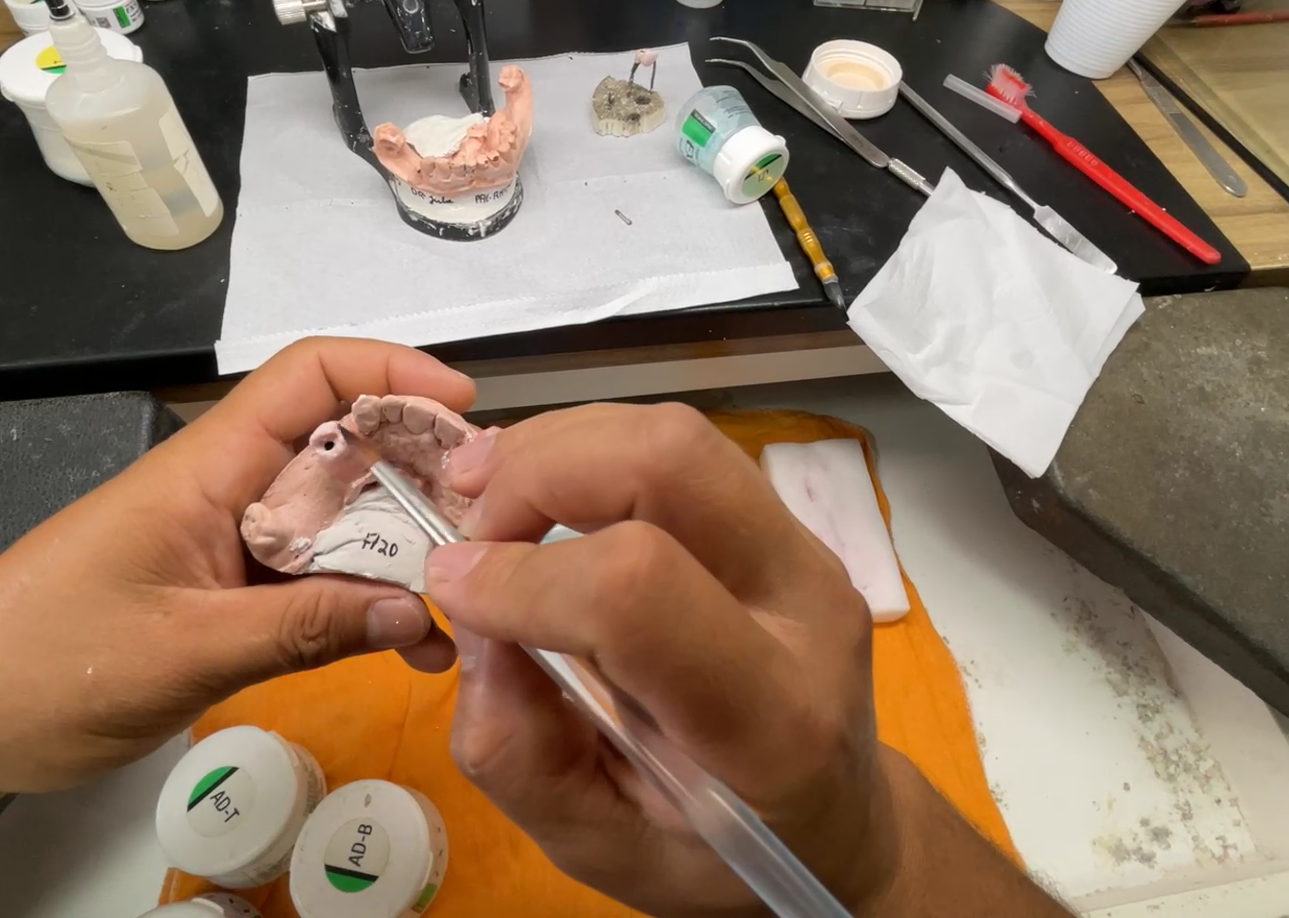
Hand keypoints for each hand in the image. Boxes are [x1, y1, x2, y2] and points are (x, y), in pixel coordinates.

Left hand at [0, 338, 472, 795]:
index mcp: (210, 465)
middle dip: (422, 464)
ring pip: (346, 515)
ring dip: (407, 544)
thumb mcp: (180, 654)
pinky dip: (372, 599)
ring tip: (467, 583)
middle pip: (347, 442)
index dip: (389, 369)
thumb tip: (420, 610)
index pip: (309, 375)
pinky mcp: (243, 583)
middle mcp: (237, 485)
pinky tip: (416, 642)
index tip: (461, 405)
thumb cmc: (37, 670)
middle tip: (488, 509)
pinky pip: (325, 575)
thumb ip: (304, 629)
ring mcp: (243, 536)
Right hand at [424, 403, 897, 916]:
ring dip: (557, 444)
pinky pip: (677, 446)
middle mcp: (805, 601)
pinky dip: (588, 445)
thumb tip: (475, 616)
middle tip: (467, 514)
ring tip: (486, 485)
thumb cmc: (720, 854)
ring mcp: (803, 544)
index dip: (526, 577)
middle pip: (670, 462)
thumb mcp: (600, 848)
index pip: (641, 591)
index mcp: (771, 717)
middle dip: (540, 471)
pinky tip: (540, 481)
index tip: (453, 587)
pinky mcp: (779, 517)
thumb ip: (518, 750)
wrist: (835, 816)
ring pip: (673, 435)